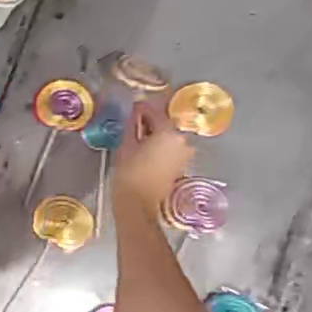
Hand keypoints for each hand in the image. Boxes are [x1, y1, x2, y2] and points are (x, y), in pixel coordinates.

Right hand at [112, 97, 192, 214]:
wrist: (138, 204)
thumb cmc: (129, 174)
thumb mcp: (126, 146)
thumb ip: (132, 126)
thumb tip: (135, 113)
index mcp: (169, 133)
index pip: (155, 113)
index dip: (142, 109)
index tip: (133, 107)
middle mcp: (182, 140)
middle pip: (164, 126)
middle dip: (150, 125)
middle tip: (133, 127)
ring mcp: (184, 154)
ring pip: (168, 139)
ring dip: (155, 137)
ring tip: (139, 142)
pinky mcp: (181, 166)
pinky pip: (170, 150)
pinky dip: (160, 149)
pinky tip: (146, 154)